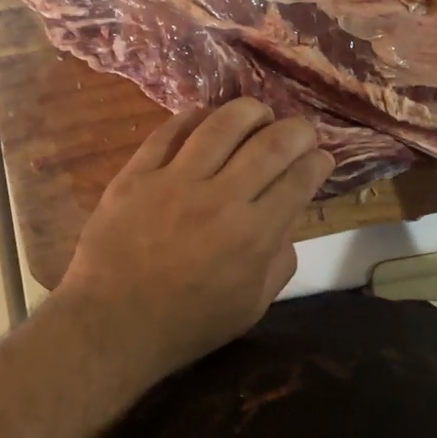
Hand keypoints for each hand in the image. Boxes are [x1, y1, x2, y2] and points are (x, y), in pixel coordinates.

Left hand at [54, 98, 335, 381]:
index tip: (323, 158)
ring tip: (260, 114)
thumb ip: (279, 262)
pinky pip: (170, 131)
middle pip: (271, 144)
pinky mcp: (137, 174)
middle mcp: (220, 198)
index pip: (298, 181)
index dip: (318, 163)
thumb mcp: (252, 306)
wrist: (113, 325)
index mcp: (253, 235)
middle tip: (302, 132)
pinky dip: (196, 118)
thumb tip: (285, 222)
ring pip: (222, 124)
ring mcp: (175, 181)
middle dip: (298, 131)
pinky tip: (208, 120)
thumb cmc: (188, 323)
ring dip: (250, 112)